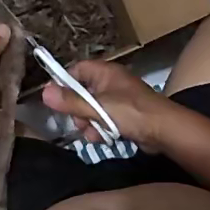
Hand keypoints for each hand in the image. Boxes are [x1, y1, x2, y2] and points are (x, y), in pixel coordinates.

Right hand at [41, 60, 180, 148]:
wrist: (165, 130)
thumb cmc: (132, 112)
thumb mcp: (98, 107)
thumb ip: (71, 102)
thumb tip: (44, 92)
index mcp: (105, 72)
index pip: (77, 69)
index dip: (64, 83)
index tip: (56, 100)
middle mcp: (111, 82)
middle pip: (82, 93)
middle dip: (78, 111)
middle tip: (80, 123)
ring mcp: (119, 99)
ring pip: (92, 110)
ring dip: (90, 124)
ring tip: (94, 135)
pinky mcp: (125, 115)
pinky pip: (104, 120)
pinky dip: (102, 130)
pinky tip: (104, 139)